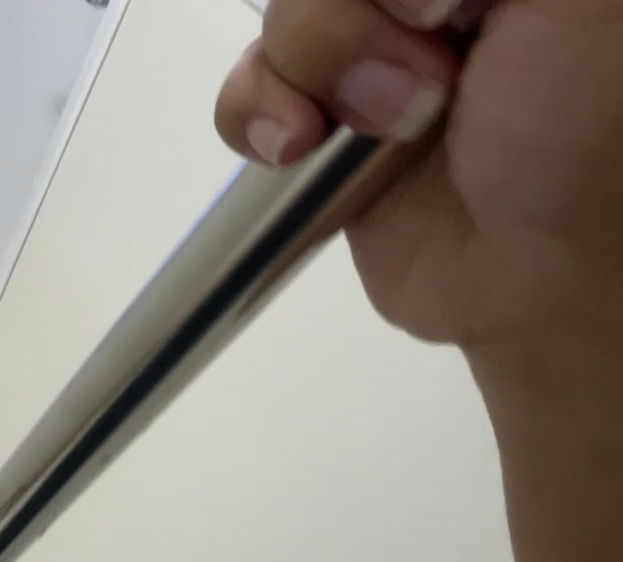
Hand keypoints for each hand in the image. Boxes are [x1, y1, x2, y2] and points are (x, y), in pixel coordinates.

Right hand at [214, 0, 622, 376]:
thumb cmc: (594, 128)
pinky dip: (254, 120)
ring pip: (276, 29)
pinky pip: (245, 94)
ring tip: (379, 129)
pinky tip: (297, 150)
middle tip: (427, 78)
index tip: (447, 9)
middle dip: (346, 27)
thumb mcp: (580, 1)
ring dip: (303, 80)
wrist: (547, 266)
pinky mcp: (321, 120)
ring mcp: (374, 53)